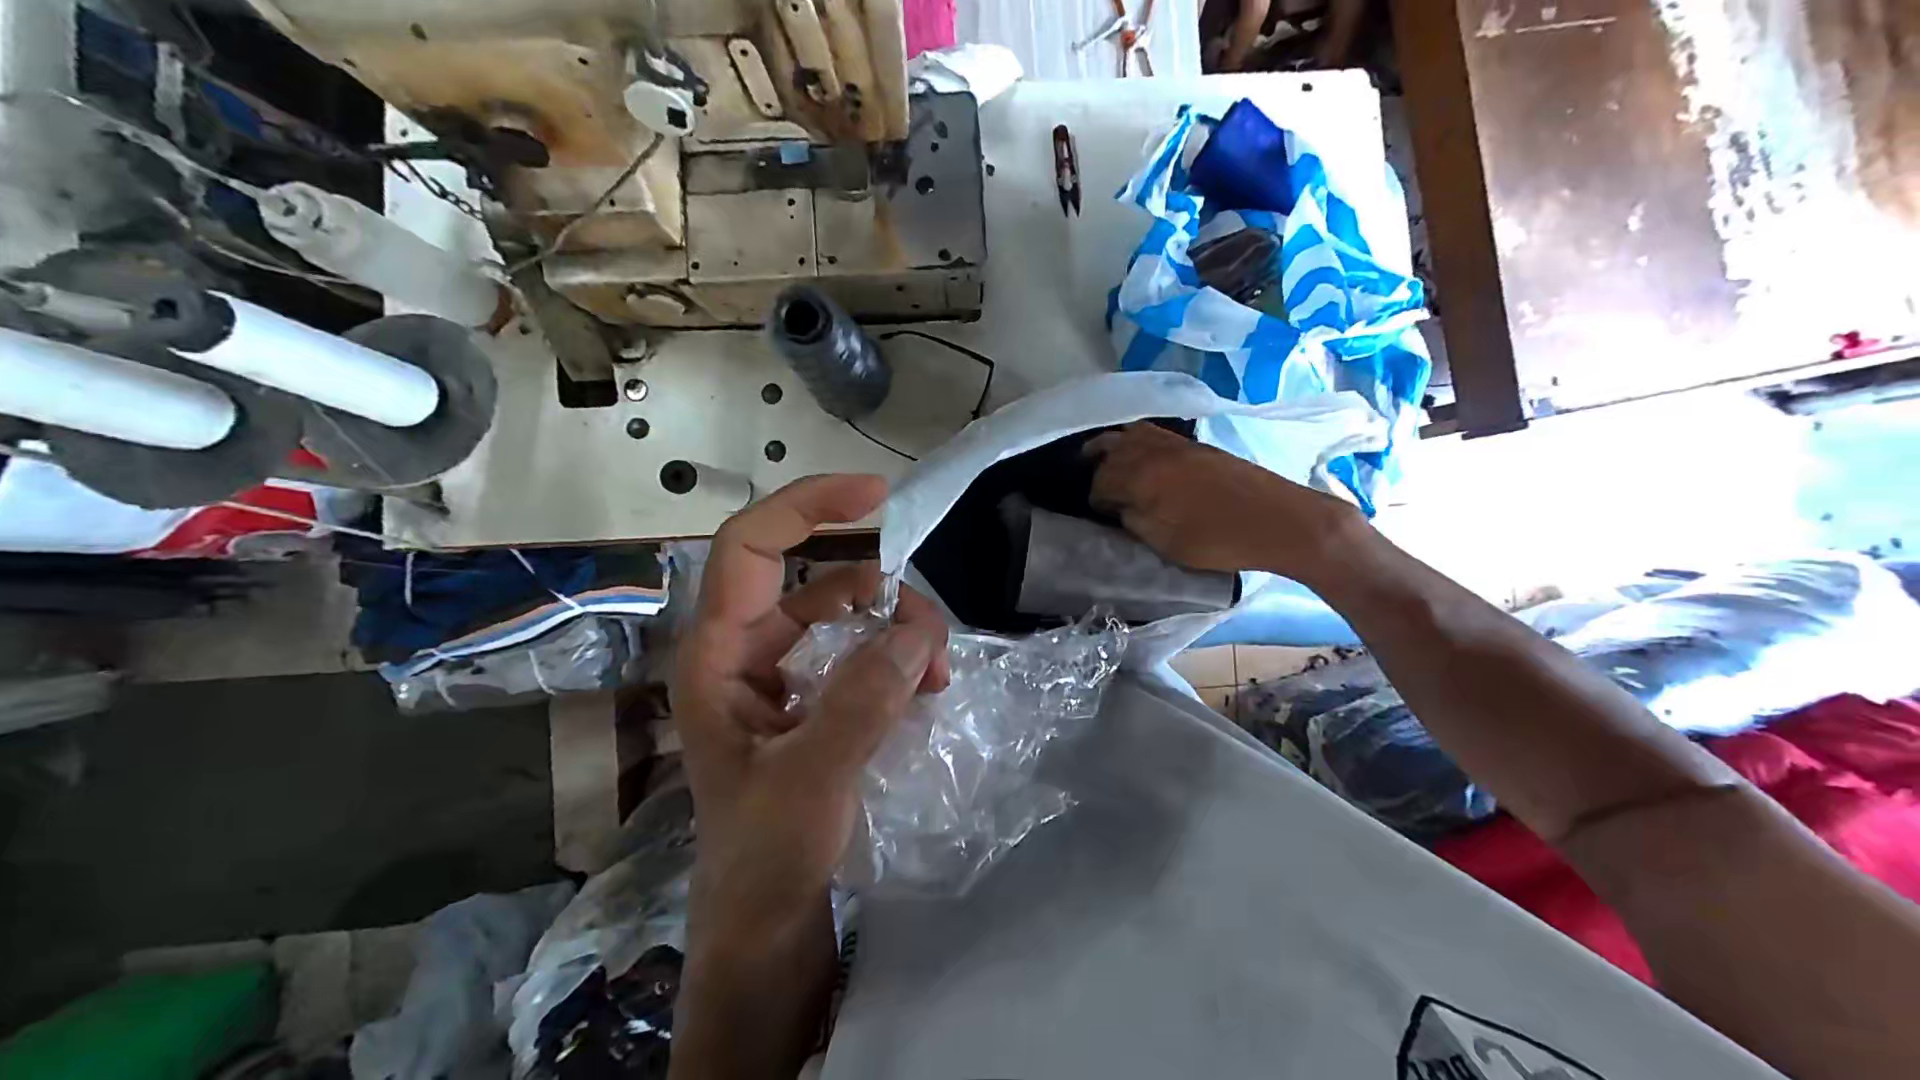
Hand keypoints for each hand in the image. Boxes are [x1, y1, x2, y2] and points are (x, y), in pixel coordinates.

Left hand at [672, 473, 949, 943]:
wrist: (765, 923)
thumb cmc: (765, 856)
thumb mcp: (811, 780)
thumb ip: (860, 702)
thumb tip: (917, 630)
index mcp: (718, 656)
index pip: (751, 547)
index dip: (807, 505)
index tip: (876, 494)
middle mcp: (744, 653)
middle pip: (815, 581)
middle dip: (880, 592)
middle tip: (933, 632)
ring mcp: (779, 677)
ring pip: (845, 618)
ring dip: (895, 630)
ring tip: (938, 669)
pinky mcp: (810, 702)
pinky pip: (858, 655)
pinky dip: (895, 659)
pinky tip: (925, 687)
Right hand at [1086, 422, 1364, 578]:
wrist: (1278, 520)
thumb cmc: (1217, 539)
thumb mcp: (1164, 542)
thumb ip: (1133, 520)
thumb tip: (1119, 507)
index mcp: (1141, 476)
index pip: (1100, 480)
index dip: (1095, 499)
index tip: (1099, 514)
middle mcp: (1153, 451)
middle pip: (1111, 448)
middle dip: (1096, 465)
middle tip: (1094, 484)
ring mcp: (1177, 444)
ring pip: (1132, 434)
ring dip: (1115, 447)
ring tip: (1110, 462)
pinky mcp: (1197, 446)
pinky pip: (1154, 435)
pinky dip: (1138, 442)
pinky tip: (1142, 459)